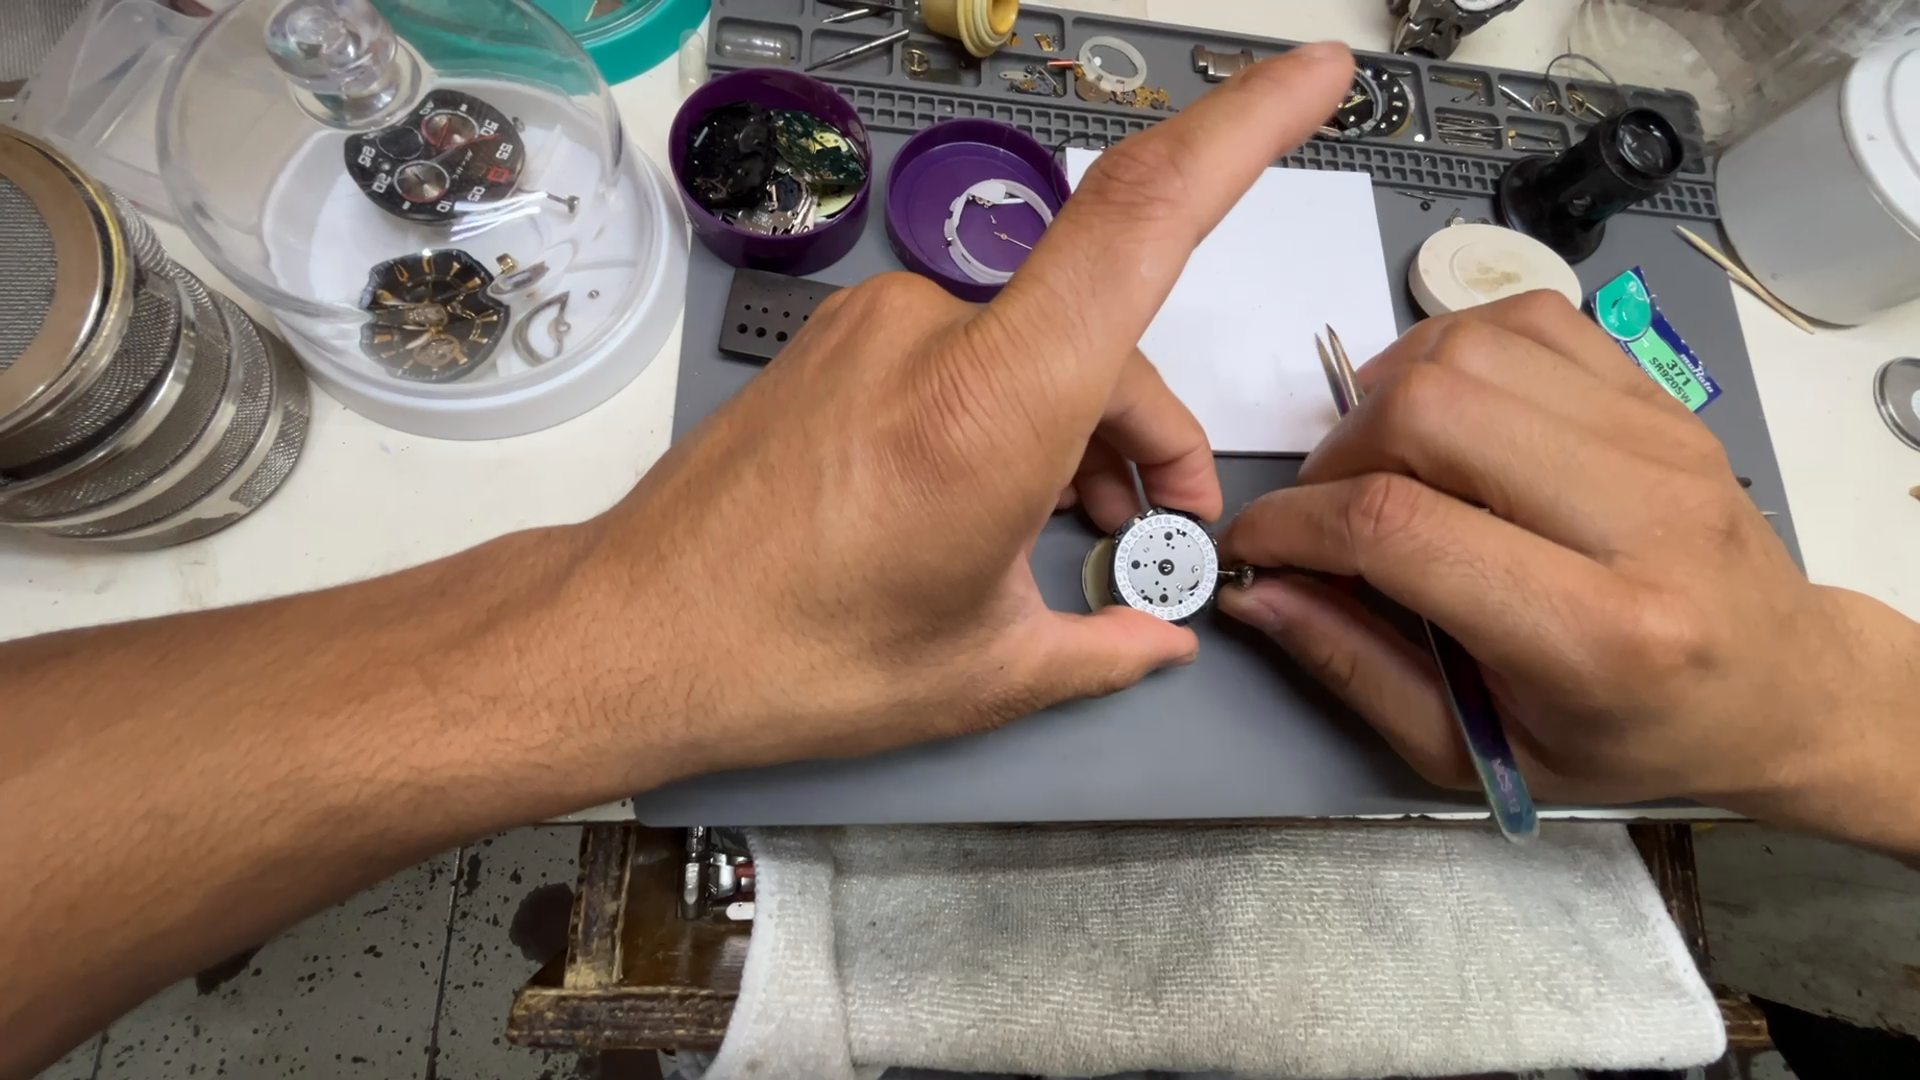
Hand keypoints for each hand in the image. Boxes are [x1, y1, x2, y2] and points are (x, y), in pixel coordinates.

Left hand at [542, 46, 1359, 784]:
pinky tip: (1001, 493)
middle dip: (1150, 431)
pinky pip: (969, 352)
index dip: (1243, 130)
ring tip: (1075, 526)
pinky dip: (1012, 412)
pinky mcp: (843, 345)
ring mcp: (876, 328)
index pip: (1138, 218)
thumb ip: (1099, 649)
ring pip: (1035, 346)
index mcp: (986, 411)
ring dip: (1078, 427)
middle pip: (1102, 332)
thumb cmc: (788, 657)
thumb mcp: (980, 672)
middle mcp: (929, 337)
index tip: (1310, 79)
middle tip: (1156, 528)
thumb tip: (1155, 638)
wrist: (638, 636)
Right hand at [1216, 293, 1919, 853]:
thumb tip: (1253, 593)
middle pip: (1429, 412)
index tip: (1251, 545)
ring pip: (1468, 350)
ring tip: (1370, 459)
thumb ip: (1346, 664)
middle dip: (1334, 455)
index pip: (1396, 528)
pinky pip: (1524, 319)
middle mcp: (1640, 516)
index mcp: (1592, 632)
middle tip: (1321, 506)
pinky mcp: (1658, 398)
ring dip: (1380, 397)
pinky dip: (1445, 347)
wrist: (1777, 688)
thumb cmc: (1617, 737)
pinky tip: (1431, 408)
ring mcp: (1659, 439)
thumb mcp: (1465, 745)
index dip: (1290, 525)